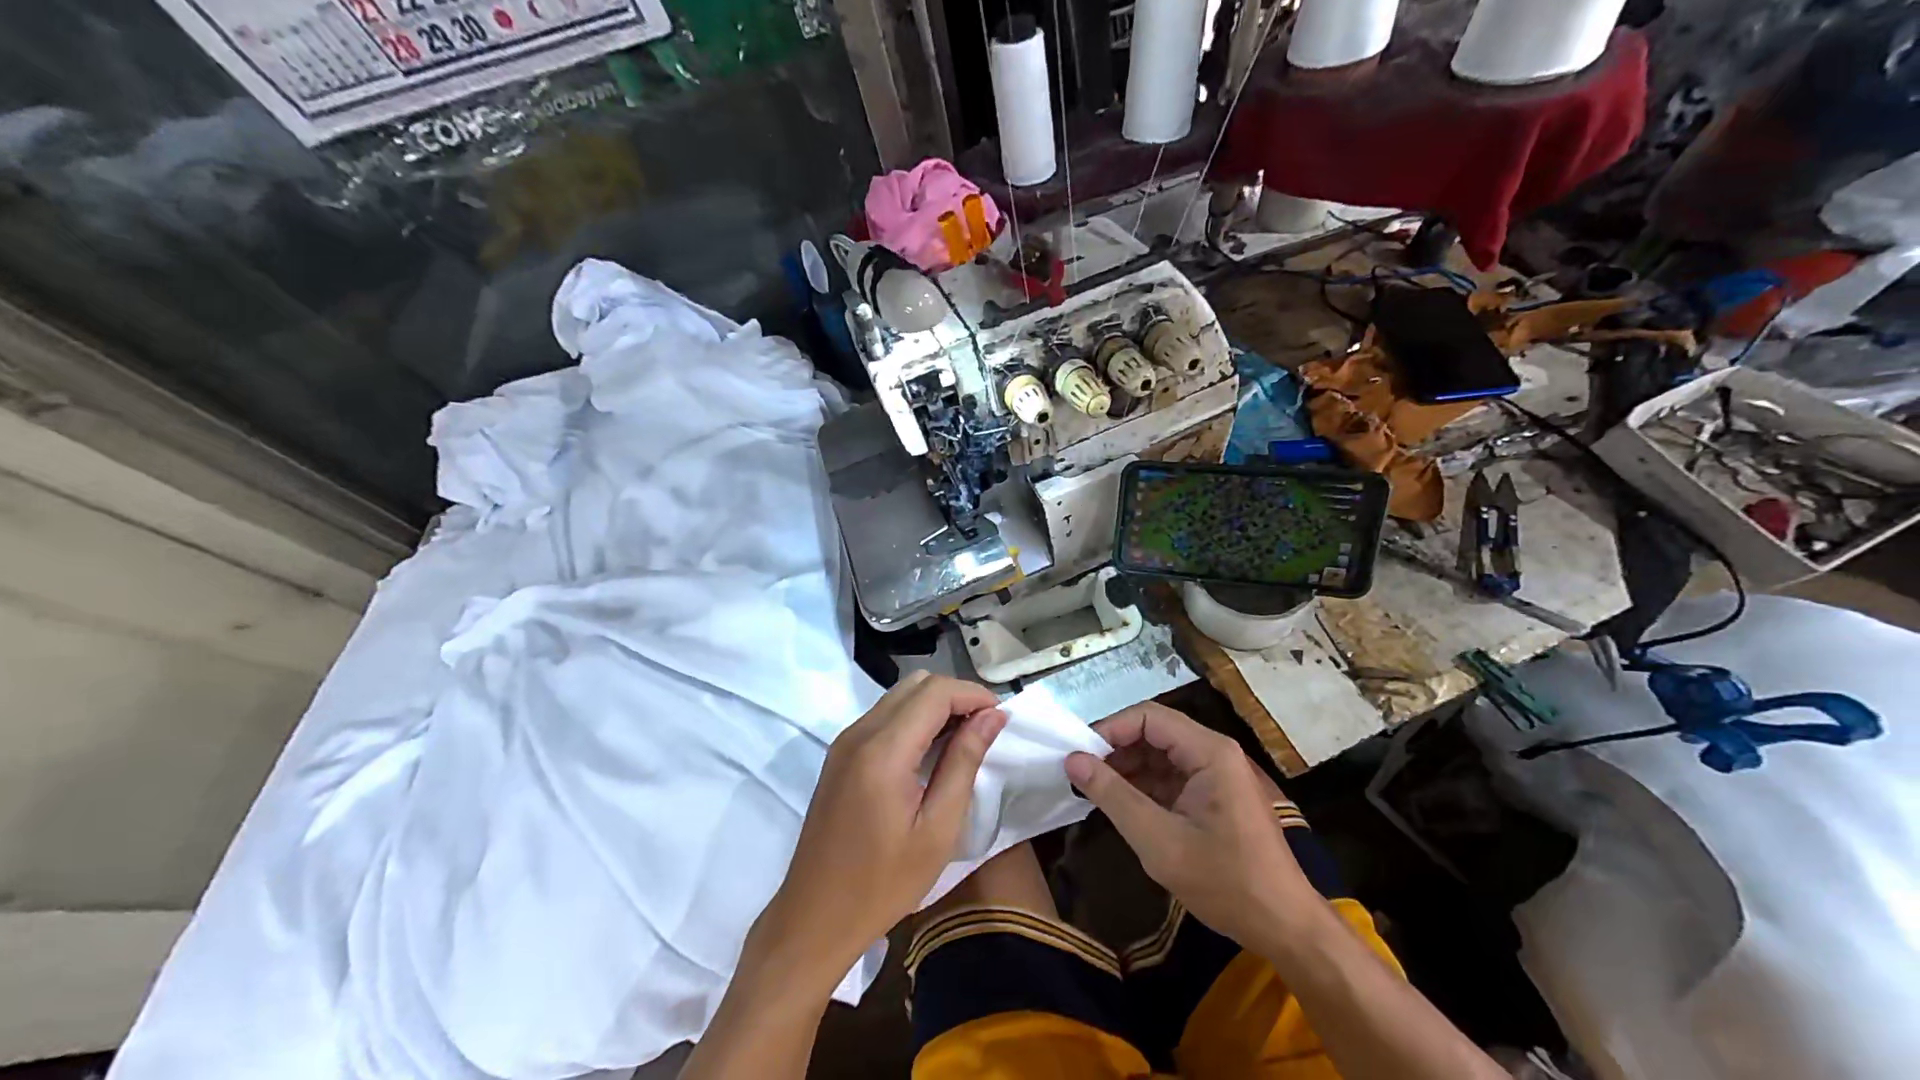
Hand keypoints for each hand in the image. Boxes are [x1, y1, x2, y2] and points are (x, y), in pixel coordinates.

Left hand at [758, 672, 1005, 980]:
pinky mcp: (840, 754)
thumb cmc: (884, 883)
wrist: (815, 916)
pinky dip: (914, 719)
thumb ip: (964, 762)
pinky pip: (883, 716)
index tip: (1002, 718)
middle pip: (915, 684)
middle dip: (956, 695)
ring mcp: (844, 741)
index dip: (974, 695)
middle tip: (986, 728)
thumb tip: (993, 716)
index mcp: (883, 751)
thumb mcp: (938, 828)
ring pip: (898, 695)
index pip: (935, 692)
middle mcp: (859, 733)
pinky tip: (932, 751)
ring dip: (935, 705)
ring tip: (965, 739)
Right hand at [1064, 703, 1320, 952]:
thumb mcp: (1158, 840)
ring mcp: (1217, 774)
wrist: (1283, 926)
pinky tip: (1121, 806)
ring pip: (1160, 755)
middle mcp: (1215, 752)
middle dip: (1116, 749)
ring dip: (1127, 769)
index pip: (1148, 717)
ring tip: (1094, 791)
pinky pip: (1171, 777)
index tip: (1078, 755)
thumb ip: (1112, 795)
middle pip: (1154, 732)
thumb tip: (1072, 759)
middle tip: (1081, 774)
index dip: (1110, 729)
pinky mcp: (1215, 796)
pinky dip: (1144, 787)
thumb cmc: (1224, 881)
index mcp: (1210, 752)